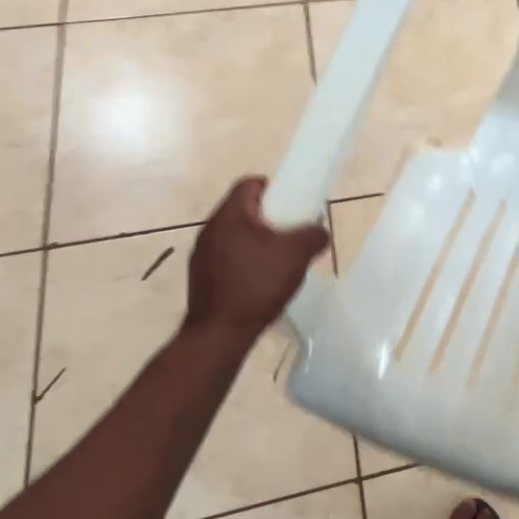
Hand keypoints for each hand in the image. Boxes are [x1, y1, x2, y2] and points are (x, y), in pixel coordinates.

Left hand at [183, 177, 328, 341]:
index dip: (275, 188)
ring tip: (278, 262)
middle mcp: (210, 229)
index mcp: (229, 215)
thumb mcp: (296, 255)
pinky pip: (227, 257)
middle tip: (290, 235)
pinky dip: (245, 262)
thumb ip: (313, 235)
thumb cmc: (257, 285)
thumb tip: (318, 232)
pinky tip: (260, 283)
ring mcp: (201, 254)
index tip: (292, 206)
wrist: (219, 334)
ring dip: (257, 242)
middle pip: (244, 210)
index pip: (250, 184)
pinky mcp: (200, 277)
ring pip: (236, 235)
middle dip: (270, 219)